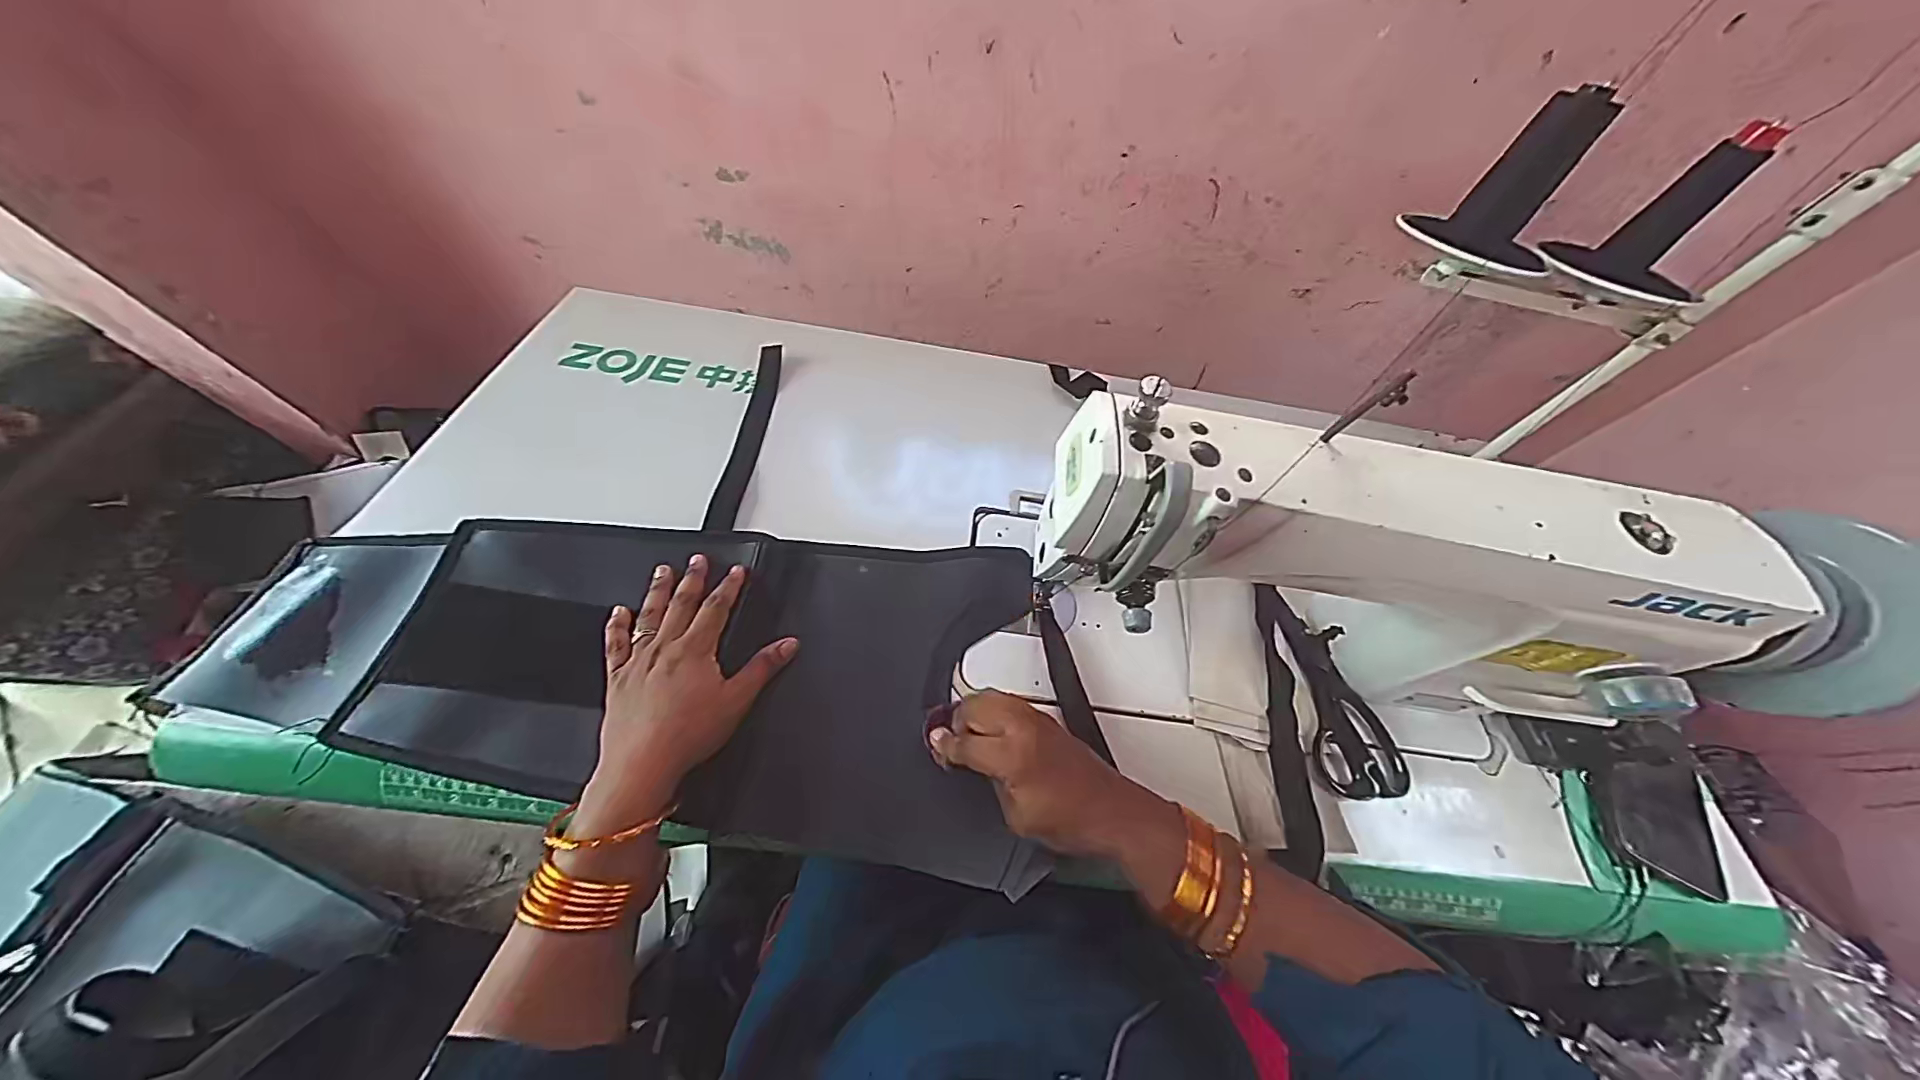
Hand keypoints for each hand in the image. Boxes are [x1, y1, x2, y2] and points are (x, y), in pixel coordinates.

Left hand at [576, 555, 797, 832]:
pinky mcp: (618, 679)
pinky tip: (618, 613)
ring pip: (649, 616)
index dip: (728, 588)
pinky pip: (616, 644)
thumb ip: (762, 668)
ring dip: (657, 591)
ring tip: (662, 572)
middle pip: (681, 604)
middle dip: (693, 579)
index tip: (735, 573)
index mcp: (695, 651)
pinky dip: (617, 626)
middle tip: (698, 560)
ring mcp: (638, 662)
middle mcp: (664, 649)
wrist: (642, 763)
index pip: (716, 609)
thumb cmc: (686, 735)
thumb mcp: (737, 701)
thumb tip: (786, 645)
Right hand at [928, 690, 1179, 858]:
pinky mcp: (1047, 718)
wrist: (1111, 812)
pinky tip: (991, 726)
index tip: (935, 746)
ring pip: (990, 695)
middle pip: (972, 706)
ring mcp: (1037, 719)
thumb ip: (987, 782)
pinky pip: (1009, 701)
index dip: (943, 746)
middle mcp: (1024, 729)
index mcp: (1012, 755)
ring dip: (973, 710)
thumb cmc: (1073, 819)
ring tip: (968, 731)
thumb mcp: (1016, 815)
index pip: (963, 741)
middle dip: (956, 722)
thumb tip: (969, 762)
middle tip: (950, 740)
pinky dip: (993, 708)